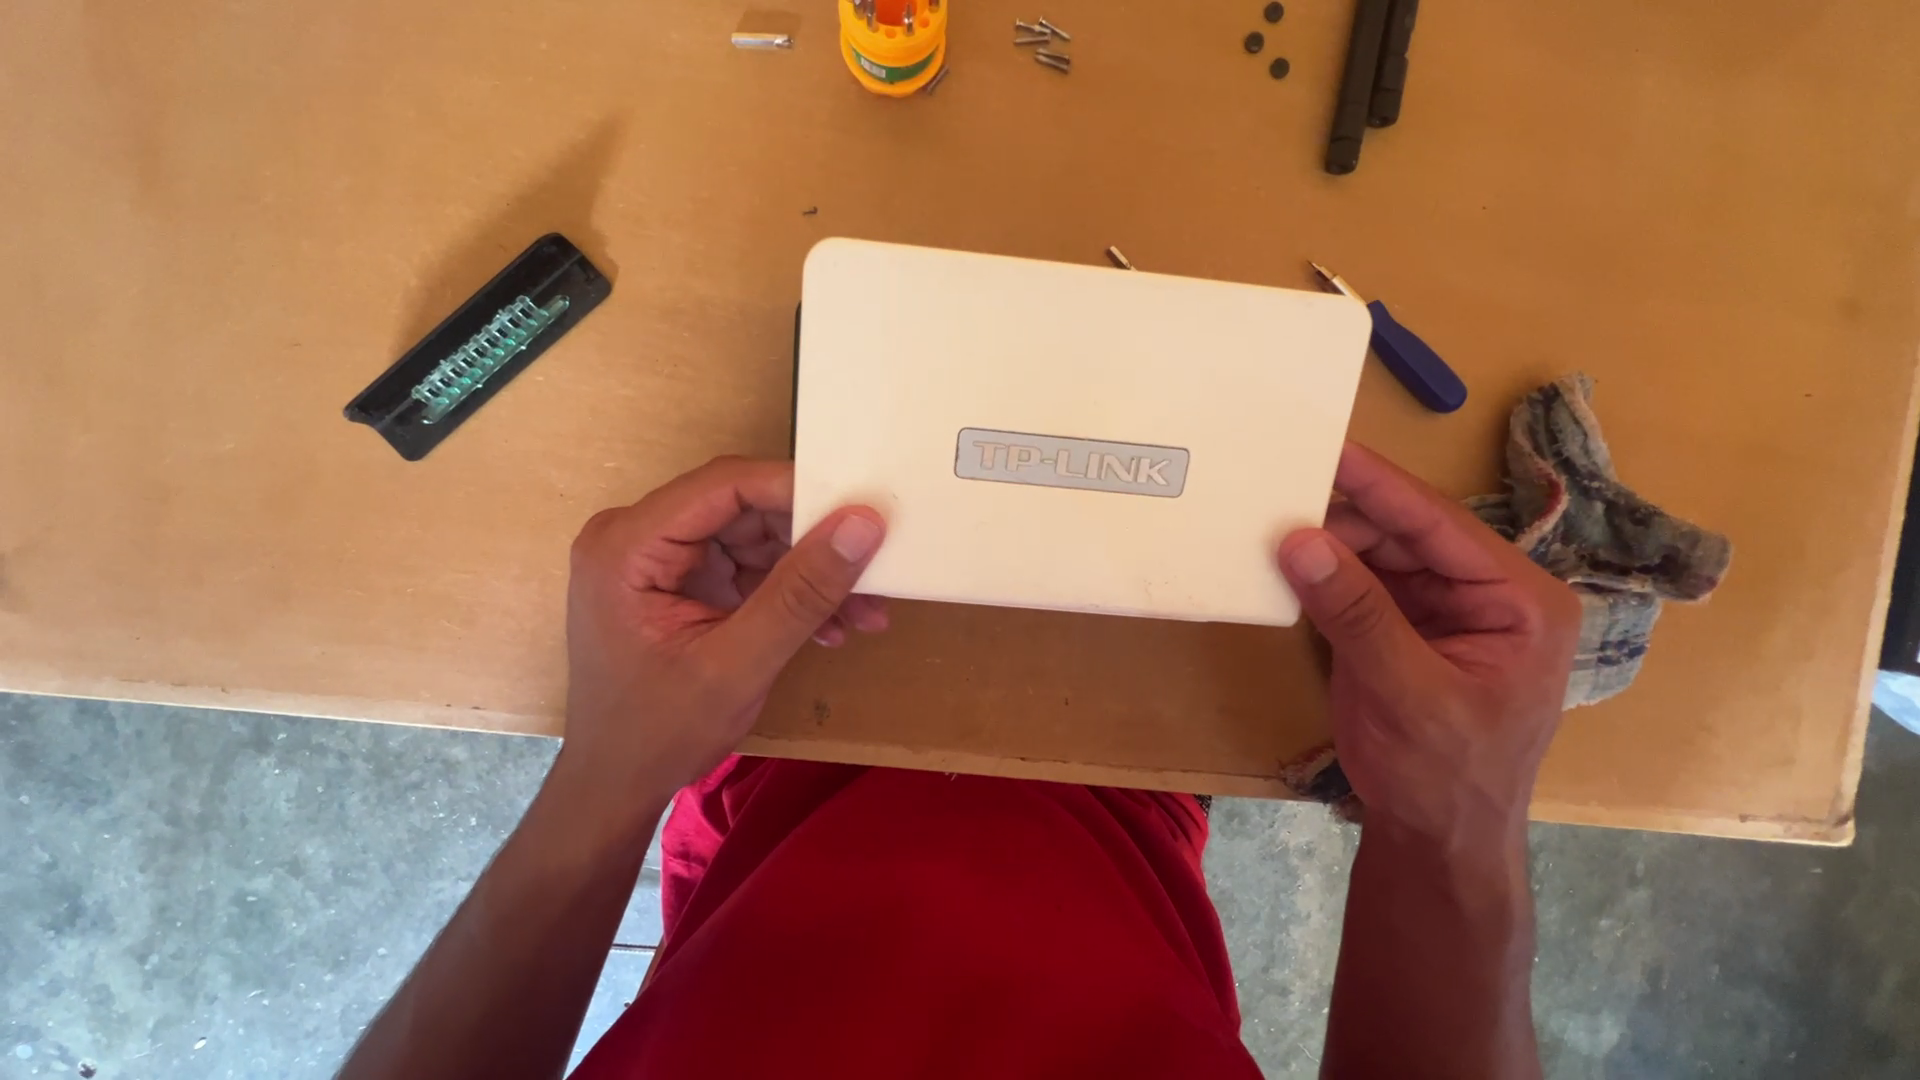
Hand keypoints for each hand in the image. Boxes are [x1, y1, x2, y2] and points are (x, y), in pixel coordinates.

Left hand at [558, 457, 887, 804]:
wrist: (617, 787)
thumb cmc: (658, 734)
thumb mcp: (737, 665)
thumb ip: (800, 593)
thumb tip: (863, 524)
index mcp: (628, 544)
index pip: (725, 485)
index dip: (798, 490)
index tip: (863, 511)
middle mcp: (640, 538)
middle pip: (746, 511)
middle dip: (813, 543)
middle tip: (874, 567)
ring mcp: (664, 561)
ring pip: (758, 541)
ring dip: (812, 575)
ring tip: (865, 610)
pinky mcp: (686, 584)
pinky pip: (752, 570)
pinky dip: (793, 595)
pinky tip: (832, 626)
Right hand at [1277, 442, 1580, 850]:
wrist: (1434, 835)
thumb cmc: (1444, 773)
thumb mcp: (1406, 692)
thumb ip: (1357, 614)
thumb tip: (1298, 540)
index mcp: (1518, 598)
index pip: (1439, 525)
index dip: (1381, 486)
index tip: (1326, 448)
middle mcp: (1481, 592)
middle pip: (1404, 532)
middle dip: (1343, 513)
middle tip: (1278, 484)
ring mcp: (1436, 608)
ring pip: (1374, 554)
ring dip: (1326, 540)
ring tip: (1269, 518)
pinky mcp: (1397, 626)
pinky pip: (1355, 584)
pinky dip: (1319, 572)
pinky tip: (1282, 558)